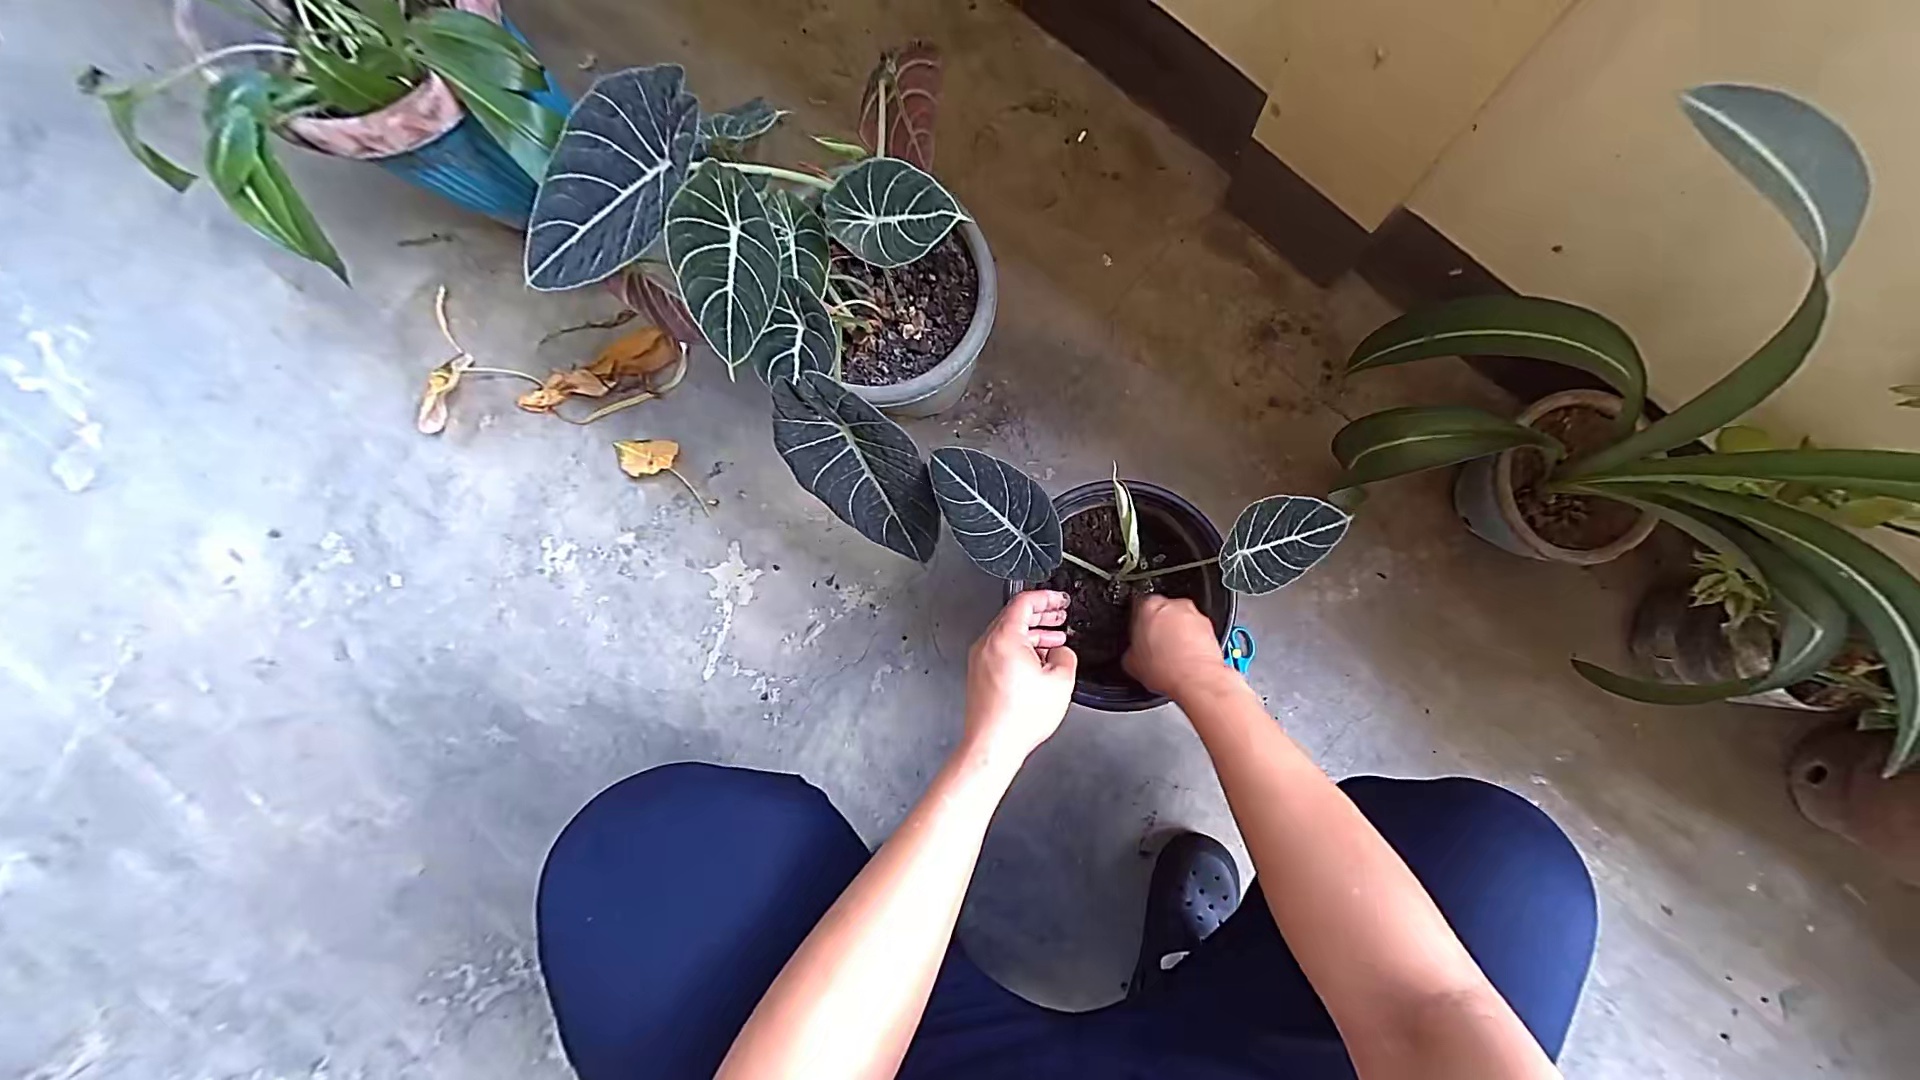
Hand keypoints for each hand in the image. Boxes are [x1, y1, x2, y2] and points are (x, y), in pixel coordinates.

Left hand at [963, 591, 1078, 768]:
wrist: (993, 744)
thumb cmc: (1018, 718)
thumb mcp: (1061, 681)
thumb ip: (1066, 655)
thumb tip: (1062, 651)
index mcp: (1005, 637)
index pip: (1024, 601)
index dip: (1046, 597)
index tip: (1059, 599)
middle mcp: (987, 644)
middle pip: (1014, 615)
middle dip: (1041, 614)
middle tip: (1058, 615)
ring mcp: (980, 658)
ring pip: (1007, 633)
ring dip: (1032, 632)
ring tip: (1053, 638)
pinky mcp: (979, 673)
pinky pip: (1000, 650)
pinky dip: (1020, 647)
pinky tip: (1037, 661)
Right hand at [1124, 595, 1233, 698]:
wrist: (1197, 681)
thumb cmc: (1167, 669)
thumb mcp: (1130, 662)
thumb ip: (1129, 649)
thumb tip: (1133, 654)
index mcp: (1147, 606)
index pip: (1136, 605)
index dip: (1135, 622)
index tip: (1137, 633)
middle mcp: (1173, 605)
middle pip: (1161, 610)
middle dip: (1158, 625)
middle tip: (1154, 645)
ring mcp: (1194, 615)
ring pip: (1181, 619)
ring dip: (1177, 632)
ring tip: (1172, 656)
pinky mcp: (1210, 627)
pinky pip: (1197, 630)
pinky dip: (1193, 641)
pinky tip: (1186, 659)